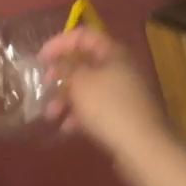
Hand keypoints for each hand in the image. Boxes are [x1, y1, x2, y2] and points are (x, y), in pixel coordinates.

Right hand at [40, 28, 173, 159]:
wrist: (144, 150)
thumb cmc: (109, 108)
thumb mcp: (80, 83)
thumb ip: (66, 68)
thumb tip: (60, 63)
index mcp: (112, 52)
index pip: (82, 35)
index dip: (59, 43)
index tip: (40, 58)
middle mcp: (119, 68)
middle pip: (84, 63)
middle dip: (61, 75)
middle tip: (45, 85)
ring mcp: (123, 93)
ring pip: (88, 88)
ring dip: (67, 98)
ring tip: (50, 114)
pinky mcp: (124, 117)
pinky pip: (96, 108)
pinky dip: (80, 114)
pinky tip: (66, 128)